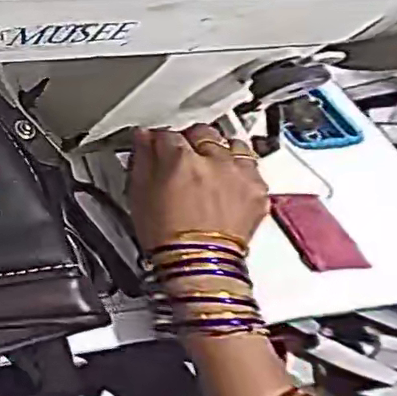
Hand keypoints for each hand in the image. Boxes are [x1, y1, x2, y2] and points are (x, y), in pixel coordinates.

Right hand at [127, 124, 268, 250]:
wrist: (199, 263)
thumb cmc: (166, 234)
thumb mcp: (138, 192)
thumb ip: (142, 159)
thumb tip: (144, 140)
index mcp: (179, 158)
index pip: (166, 133)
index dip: (158, 140)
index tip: (155, 146)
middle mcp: (214, 160)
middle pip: (203, 131)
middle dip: (190, 140)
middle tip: (182, 155)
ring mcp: (239, 175)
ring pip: (233, 144)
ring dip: (220, 150)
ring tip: (210, 164)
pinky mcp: (258, 191)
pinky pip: (251, 167)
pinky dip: (239, 170)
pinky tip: (227, 180)